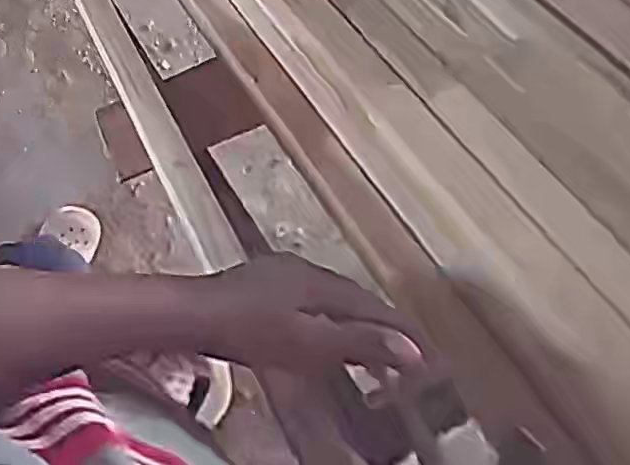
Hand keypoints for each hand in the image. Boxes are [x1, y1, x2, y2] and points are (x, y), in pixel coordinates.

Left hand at [196, 253, 425, 376]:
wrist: (194, 313)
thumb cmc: (250, 329)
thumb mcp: (309, 343)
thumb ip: (359, 342)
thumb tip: (411, 348)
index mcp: (315, 280)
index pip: (372, 304)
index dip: (404, 331)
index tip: (434, 358)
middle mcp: (299, 268)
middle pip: (353, 297)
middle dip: (385, 327)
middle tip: (413, 361)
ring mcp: (277, 272)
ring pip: (331, 298)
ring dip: (357, 324)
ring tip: (378, 357)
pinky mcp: (261, 282)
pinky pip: (311, 299)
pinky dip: (331, 320)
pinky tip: (327, 337)